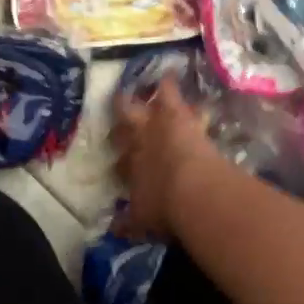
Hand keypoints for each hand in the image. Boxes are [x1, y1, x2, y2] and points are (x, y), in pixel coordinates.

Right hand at [110, 77, 220, 241]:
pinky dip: (167, 81)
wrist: (191, 190)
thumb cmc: (167, 209)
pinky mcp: (173, 112)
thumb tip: (112, 230)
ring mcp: (153, 124)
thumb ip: (127, 222)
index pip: (121, 163)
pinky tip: (168, 72)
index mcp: (131, 169)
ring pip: (138, 105)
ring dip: (141, 98)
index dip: (122, 162)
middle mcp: (137, 142)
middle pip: (123, 125)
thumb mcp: (143, 221)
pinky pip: (167, 89)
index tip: (123, 162)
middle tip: (123, 115)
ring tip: (143, 89)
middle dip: (122, 119)